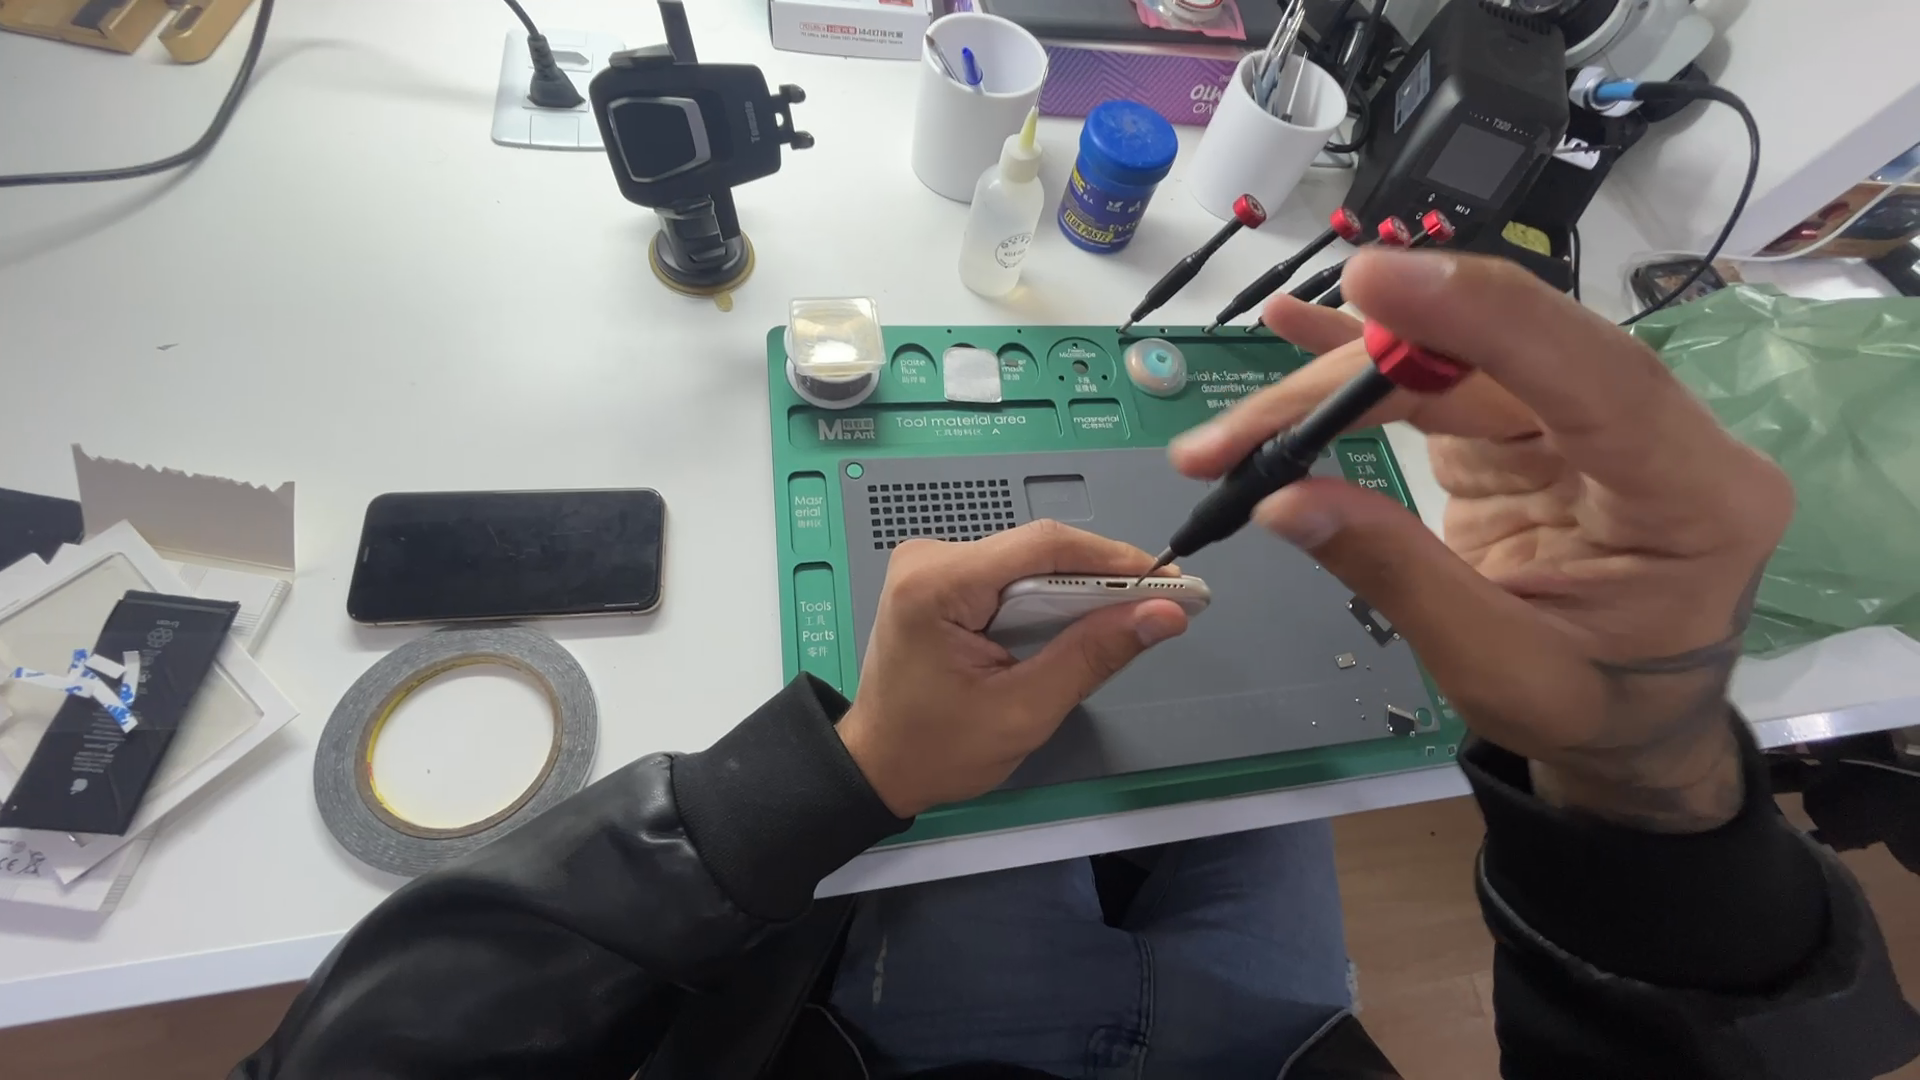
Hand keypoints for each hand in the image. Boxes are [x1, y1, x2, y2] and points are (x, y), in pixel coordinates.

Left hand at [838, 521, 1189, 816]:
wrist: (878, 764)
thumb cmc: (939, 750)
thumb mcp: (1025, 711)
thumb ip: (1093, 655)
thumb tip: (1162, 614)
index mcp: (936, 583)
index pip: (1042, 546)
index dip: (1112, 558)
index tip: (1168, 581)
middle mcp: (928, 557)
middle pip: (1035, 550)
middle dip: (1100, 577)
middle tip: (1159, 604)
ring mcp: (929, 563)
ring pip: (1025, 561)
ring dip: (1076, 588)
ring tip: (1129, 615)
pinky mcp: (937, 577)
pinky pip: (1008, 574)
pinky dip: (1046, 596)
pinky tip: (1078, 621)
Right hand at [1171, 251, 1791, 831]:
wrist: (1619, 722)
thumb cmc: (1586, 705)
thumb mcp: (1495, 663)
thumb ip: (1396, 572)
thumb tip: (1281, 502)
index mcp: (1685, 492)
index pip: (1589, 373)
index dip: (1476, 318)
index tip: (1369, 281)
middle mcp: (1632, 432)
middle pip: (1473, 367)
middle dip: (1336, 391)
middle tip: (1228, 441)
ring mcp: (1565, 424)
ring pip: (1430, 371)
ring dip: (1319, 397)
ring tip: (1228, 436)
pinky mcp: (1510, 431)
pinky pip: (1425, 382)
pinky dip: (1355, 363)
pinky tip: (1299, 325)